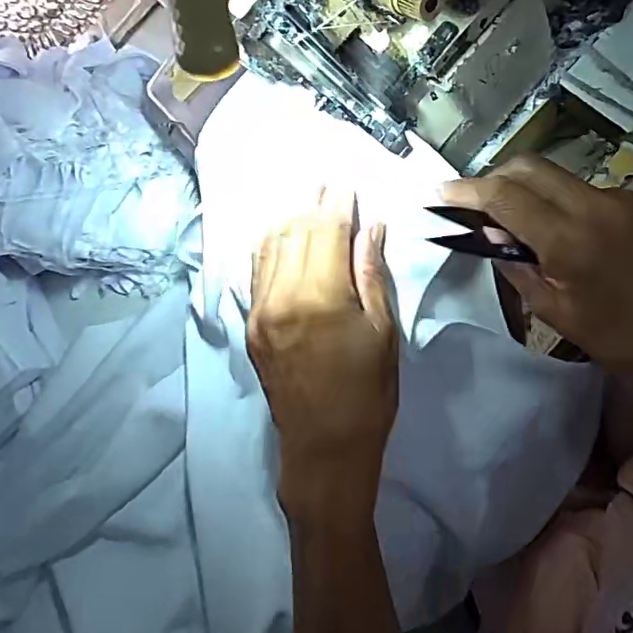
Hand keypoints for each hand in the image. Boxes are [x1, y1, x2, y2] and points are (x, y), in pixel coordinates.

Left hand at [248, 187, 398, 518]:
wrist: (324, 449)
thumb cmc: (367, 392)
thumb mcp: (382, 331)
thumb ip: (370, 273)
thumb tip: (370, 228)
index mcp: (320, 297)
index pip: (326, 232)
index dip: (337, 204)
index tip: (344, 184)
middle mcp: (281, 296)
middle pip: (295, 233)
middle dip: (314, 207)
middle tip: (329, 190)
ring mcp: (259, 311)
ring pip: (270, 247)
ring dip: (290, 223)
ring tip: (309, 209)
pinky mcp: (250, 325)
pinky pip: (256, 272)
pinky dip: (269, 248)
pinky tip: (281, 238)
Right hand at [441, 156, 632, 373]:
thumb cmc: (617, 335)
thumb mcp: (554, 311)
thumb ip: (514, 265)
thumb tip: (486, 233)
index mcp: (569, 239)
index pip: (505, 196)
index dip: (467, 191)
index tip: (440, 194)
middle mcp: (591, 205)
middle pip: (525, 167)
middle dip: (492, 178)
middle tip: (471, 204)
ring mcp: (612, 197)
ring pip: (548, 172)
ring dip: (518, 185)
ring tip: (504, 217)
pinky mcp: (624, 198)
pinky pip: (570, 185)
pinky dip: (546, 195)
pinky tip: (544, 224)